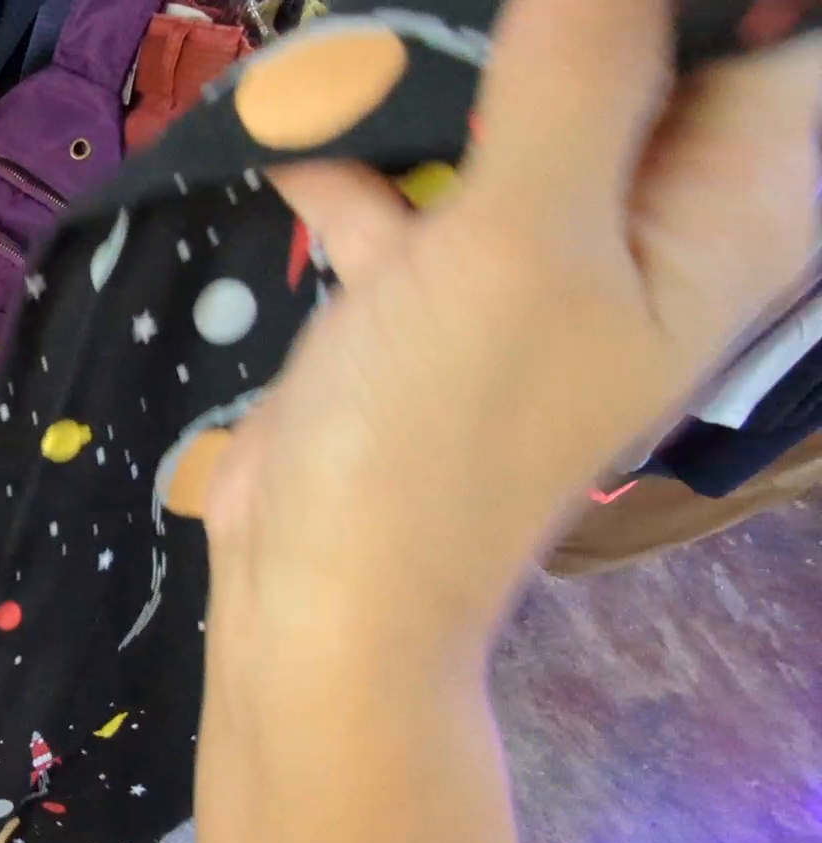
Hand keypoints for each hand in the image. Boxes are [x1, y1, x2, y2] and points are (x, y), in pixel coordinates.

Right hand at [206, 0, 819, 654]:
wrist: (318, 571)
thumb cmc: (435, 428)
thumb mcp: (517, 245)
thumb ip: (576, 76)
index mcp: (722, 206)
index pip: (764, 33)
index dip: (674, 2)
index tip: (539, 10)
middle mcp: (630, 226)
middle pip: (620, 62)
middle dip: (527, 27)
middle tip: (431, 12)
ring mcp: (510, 268)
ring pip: (494, 125)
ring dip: (430, 80)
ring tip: (356, 40)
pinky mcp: (409, 302)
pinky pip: (396, 201)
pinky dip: (351, 165)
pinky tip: (294, 134)